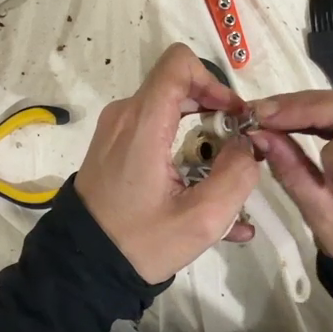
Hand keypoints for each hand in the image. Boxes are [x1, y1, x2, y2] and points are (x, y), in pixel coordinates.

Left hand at [76, 44, 260, 283]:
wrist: (84, 267)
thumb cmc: (141, 242)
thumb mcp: (201, 219)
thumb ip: (236, 176)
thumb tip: (248, 145)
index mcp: (142, 124)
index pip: (178, 64)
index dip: (214, 81)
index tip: (233, 116)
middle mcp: (125, 116)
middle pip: (178, 86)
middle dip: (214, 110)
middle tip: (236, 149)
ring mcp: (115, 131)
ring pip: (169, 109)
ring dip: (201, 134)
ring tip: (222, 174)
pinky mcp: (113, 147)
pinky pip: (154, 131)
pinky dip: (181, 148)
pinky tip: (202, 188)